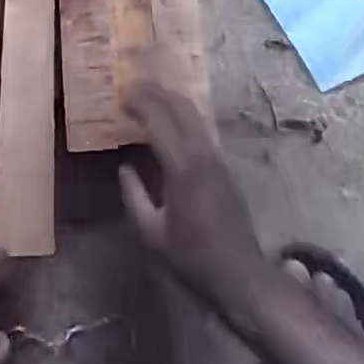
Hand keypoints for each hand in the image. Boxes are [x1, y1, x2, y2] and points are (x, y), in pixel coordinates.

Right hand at [117, 81, 273, 308]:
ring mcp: (217, 157)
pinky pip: (200, 128)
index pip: (158, 120)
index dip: (139, 103)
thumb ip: (134, 196)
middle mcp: (202, 154)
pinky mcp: (224, 165)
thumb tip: (124, 168)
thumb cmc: (193, 257)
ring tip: (148, 97)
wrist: (242, 276)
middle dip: (155, 91)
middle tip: (132, 87)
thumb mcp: (152, 234)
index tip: (120, 97)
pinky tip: (169, 124)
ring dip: (170, 100)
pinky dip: (181, 115)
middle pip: (180, 106)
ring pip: (194, 114)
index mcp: (182, 167)